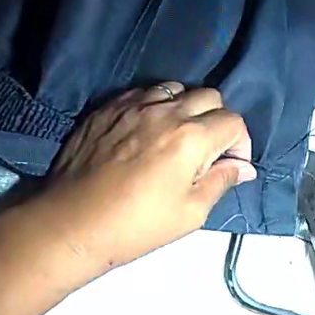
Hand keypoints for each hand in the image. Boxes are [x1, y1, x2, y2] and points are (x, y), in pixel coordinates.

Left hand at [25, 82, 255, 276]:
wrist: (72, 222)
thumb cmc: (135, 225)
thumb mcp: (189, 213)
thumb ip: (220, 182)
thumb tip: (242, 167)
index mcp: (191, 137)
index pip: (233, 122)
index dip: (239, 143)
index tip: (230, 165)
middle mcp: (165, 111)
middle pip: (209, 96)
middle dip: (216, 121)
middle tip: (205, 151)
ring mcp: (133, 105)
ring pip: (175, 89)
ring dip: (185, 108)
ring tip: (175, 137)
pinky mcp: (107, 107)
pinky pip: (142, 93)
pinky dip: (154, 106)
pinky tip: (146, 132)